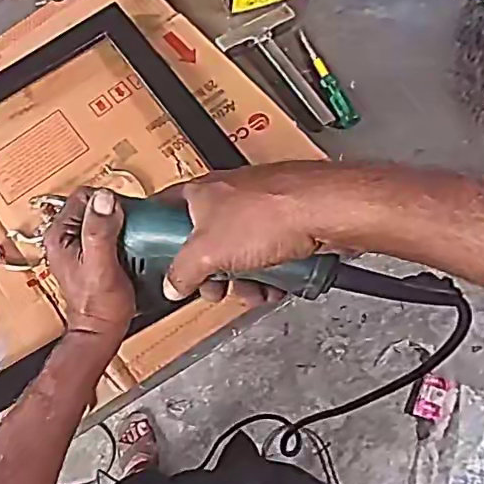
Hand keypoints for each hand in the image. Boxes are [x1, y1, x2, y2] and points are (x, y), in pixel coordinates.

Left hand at [43, 187, 135, 340]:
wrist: (101, 331)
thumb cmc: (98, 306)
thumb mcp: (100, 264)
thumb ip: (99, 231)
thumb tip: (103, 199)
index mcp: (59, 235)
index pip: (85, 197)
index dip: (108, 202)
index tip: (124, 215)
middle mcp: (66, 238)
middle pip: (95, 206)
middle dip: (116, 213)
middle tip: (131, 227)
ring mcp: (79, 247)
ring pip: (104, 219)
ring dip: (121, 225)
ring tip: (132, 238)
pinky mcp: (93, 256)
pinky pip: (110, 235)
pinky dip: (122, 238)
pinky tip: (130, 249)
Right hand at [161, 162, 364, 300]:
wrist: (327, 211)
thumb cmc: (274, 213)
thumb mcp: (207, 253)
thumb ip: (182, 272)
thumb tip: (172, 284)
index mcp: (201, 193)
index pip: (164, 209)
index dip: (157, 235)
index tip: (156, 258)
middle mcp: (228, 196)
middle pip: (204, 241)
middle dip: (210, 273)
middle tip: (213, 288)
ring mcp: (258, 210)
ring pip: (237, 253)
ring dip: (243, 279)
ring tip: (253, 290)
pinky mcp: (284, 224)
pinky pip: (266, 255)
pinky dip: (268, 273)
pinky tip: (275, 284)